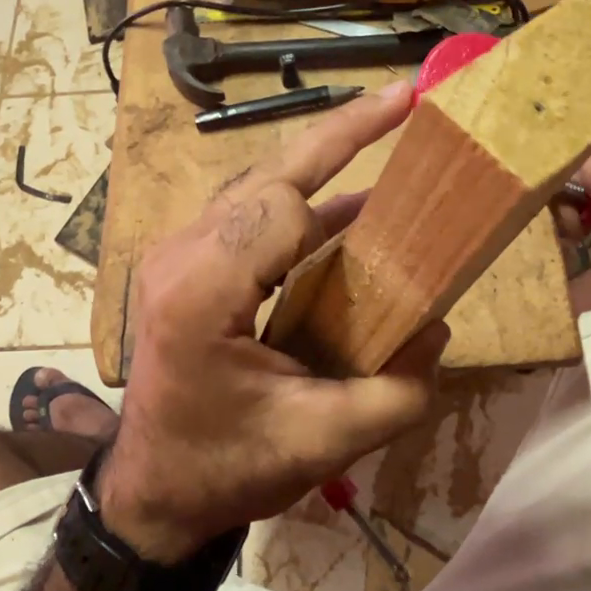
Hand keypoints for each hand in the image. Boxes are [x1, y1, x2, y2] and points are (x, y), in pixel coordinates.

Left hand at [98, 82, 448, 563]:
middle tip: (401, 98)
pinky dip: (304, 202)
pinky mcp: (187, 260)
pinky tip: (351, 207)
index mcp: (200, 291)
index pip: (277, 211)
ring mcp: (177, 251)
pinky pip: (251, 213)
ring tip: (386, 128)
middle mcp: (180, 254)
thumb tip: (438, 322)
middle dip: (339, 136)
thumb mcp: (319, 444)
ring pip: (257, 185)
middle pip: (266, 174)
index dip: (339, 210)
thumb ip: (394, 391)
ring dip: (322, 163)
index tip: (395, 222)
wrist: (152, 492)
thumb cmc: (224, 469)